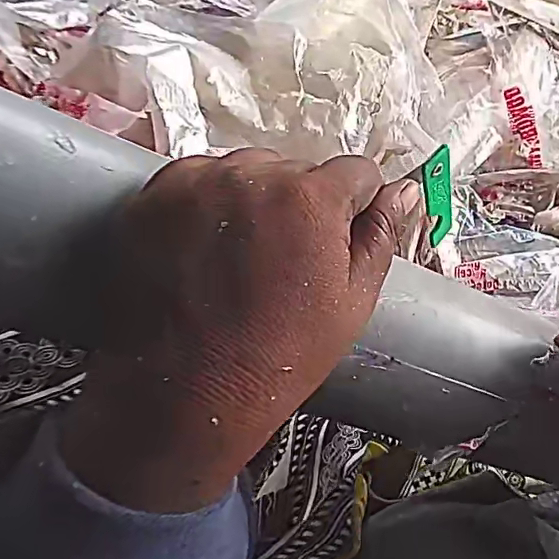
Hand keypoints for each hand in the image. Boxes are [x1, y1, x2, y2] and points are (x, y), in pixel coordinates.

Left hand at [62, 149, 422, 512]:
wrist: (185, 389)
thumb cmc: (275, 354)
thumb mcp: (350, 302)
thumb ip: (380, 235)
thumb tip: (402, 193)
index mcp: (311, 199)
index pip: (355, 171)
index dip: (352, 205)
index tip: (336, 233)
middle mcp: (252, 176)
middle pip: (294, 170)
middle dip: (297, 203)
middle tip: (281, 257)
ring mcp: (198, 182)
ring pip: (245, 173)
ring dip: (249, 201)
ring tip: (238, 256)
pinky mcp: (156, 194)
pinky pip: (198, 181)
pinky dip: (205, 205)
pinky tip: (205, 250)